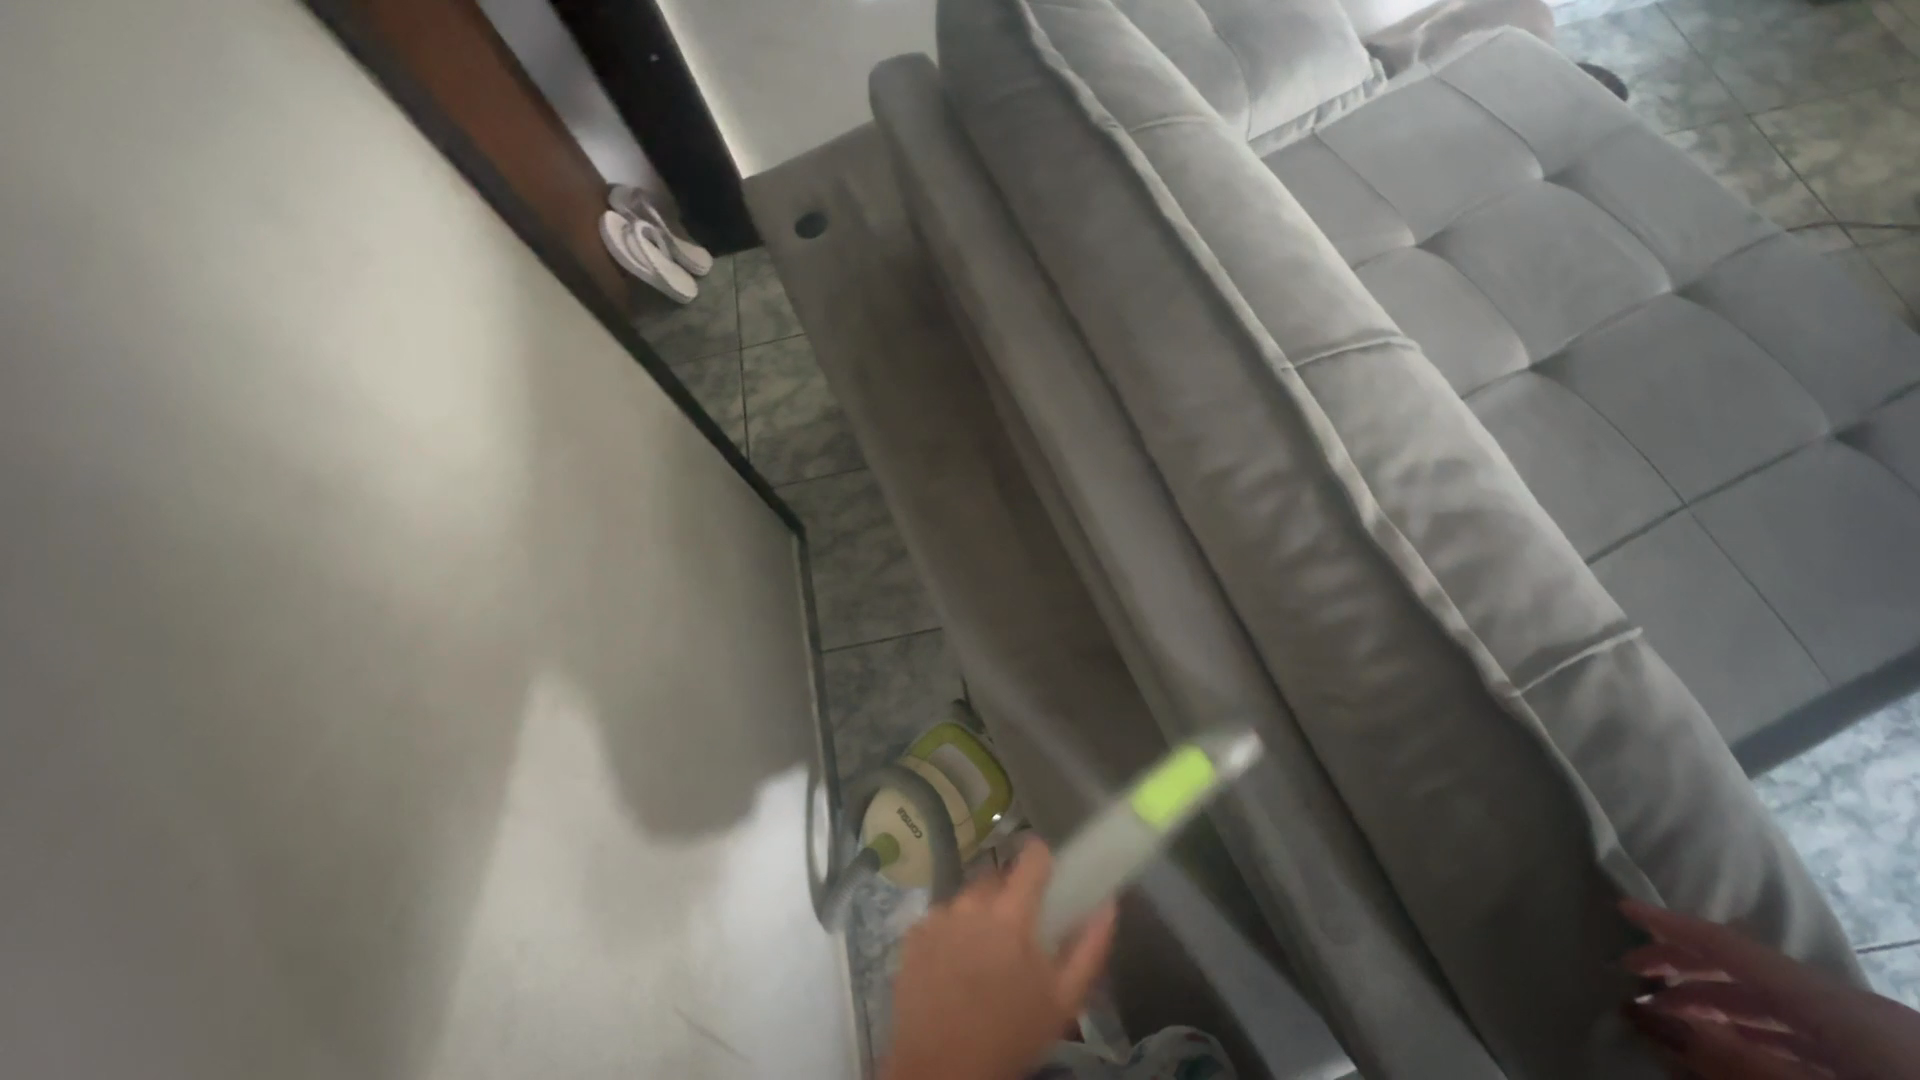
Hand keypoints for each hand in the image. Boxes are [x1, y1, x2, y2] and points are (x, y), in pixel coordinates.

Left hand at [881, 842, 1118, 1079]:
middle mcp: (970, 904)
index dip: (1041, 858)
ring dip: (978, 914)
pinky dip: (950, 932)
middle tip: (1017, 934)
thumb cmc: (1010, 1035)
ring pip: (966, 898)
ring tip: (983, 956)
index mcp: (1010, 914)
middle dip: (1009, 896)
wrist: (942, 1070)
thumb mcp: (1064, 1000)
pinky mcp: (912, 935)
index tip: (1047, 872)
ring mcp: (937, 917)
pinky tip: (955, 966)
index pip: (1030, 858)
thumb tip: (1108, 903)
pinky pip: (940, 918)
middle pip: (996, 878)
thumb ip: (1090, 946)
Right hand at [1620, 898, 1919, 1078]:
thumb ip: (1731, 1059)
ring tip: (1673, 1019)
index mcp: (1838, 1007)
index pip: (1735, 948)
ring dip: (1720, 1006)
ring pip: (1782, 1007)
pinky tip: (1737, 1050)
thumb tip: (1647, 1015)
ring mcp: (1885, 1043)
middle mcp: (1859, 1012)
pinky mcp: (1894, 1068)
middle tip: (1633, 978)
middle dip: (1688, 970)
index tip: (1621, 909)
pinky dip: (1760, 1034)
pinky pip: (1809, 1036)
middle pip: (1756, 973)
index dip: (1674, 926)